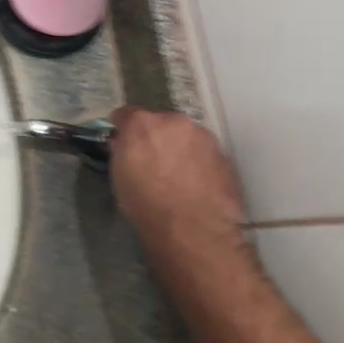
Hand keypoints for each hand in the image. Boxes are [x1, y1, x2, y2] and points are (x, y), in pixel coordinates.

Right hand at [109, 107, 249, 264]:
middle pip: (160, 122)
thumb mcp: (119, 174)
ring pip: (185, 136)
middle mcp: (174, 121)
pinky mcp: (224, 156)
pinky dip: (197, 161)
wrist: (193, 228)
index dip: (122, 127)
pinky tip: (193, 182)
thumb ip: (122, 150)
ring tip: (176, 172)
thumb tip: (124, 144)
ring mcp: (203, 138)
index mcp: (142, 123)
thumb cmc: (145, 202)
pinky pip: (203, 152)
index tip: (121, 139)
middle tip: (151, 158)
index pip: (126, 114)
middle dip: (154, 136)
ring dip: (178, 147)